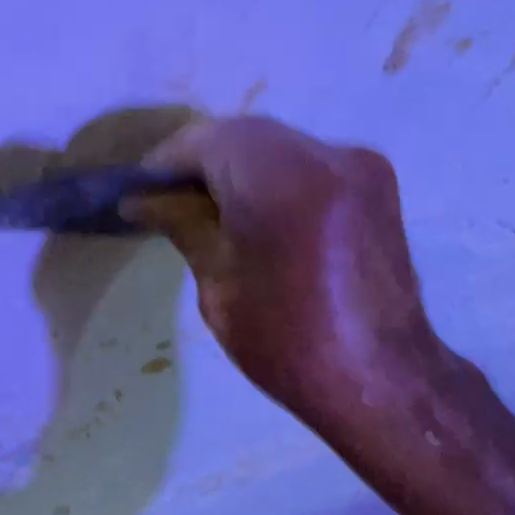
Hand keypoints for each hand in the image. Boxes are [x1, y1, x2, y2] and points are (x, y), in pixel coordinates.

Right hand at [122, 115, 437, 420]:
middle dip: (197, 159)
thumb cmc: (286, 341)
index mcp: (282, 182)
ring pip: (273, 144)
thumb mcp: (217, 283)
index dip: (165, 161)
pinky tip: (248, 211)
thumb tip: (140, 199)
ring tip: (201, 207)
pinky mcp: (372, 182)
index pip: (206, 140)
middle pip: (242, 135)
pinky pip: (303, 160)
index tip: (135, 192)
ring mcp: (357, 165)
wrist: (380, 379)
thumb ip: (182, 224)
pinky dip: (267, 174)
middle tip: (161, 198)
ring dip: (232, 165)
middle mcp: (326, 156)